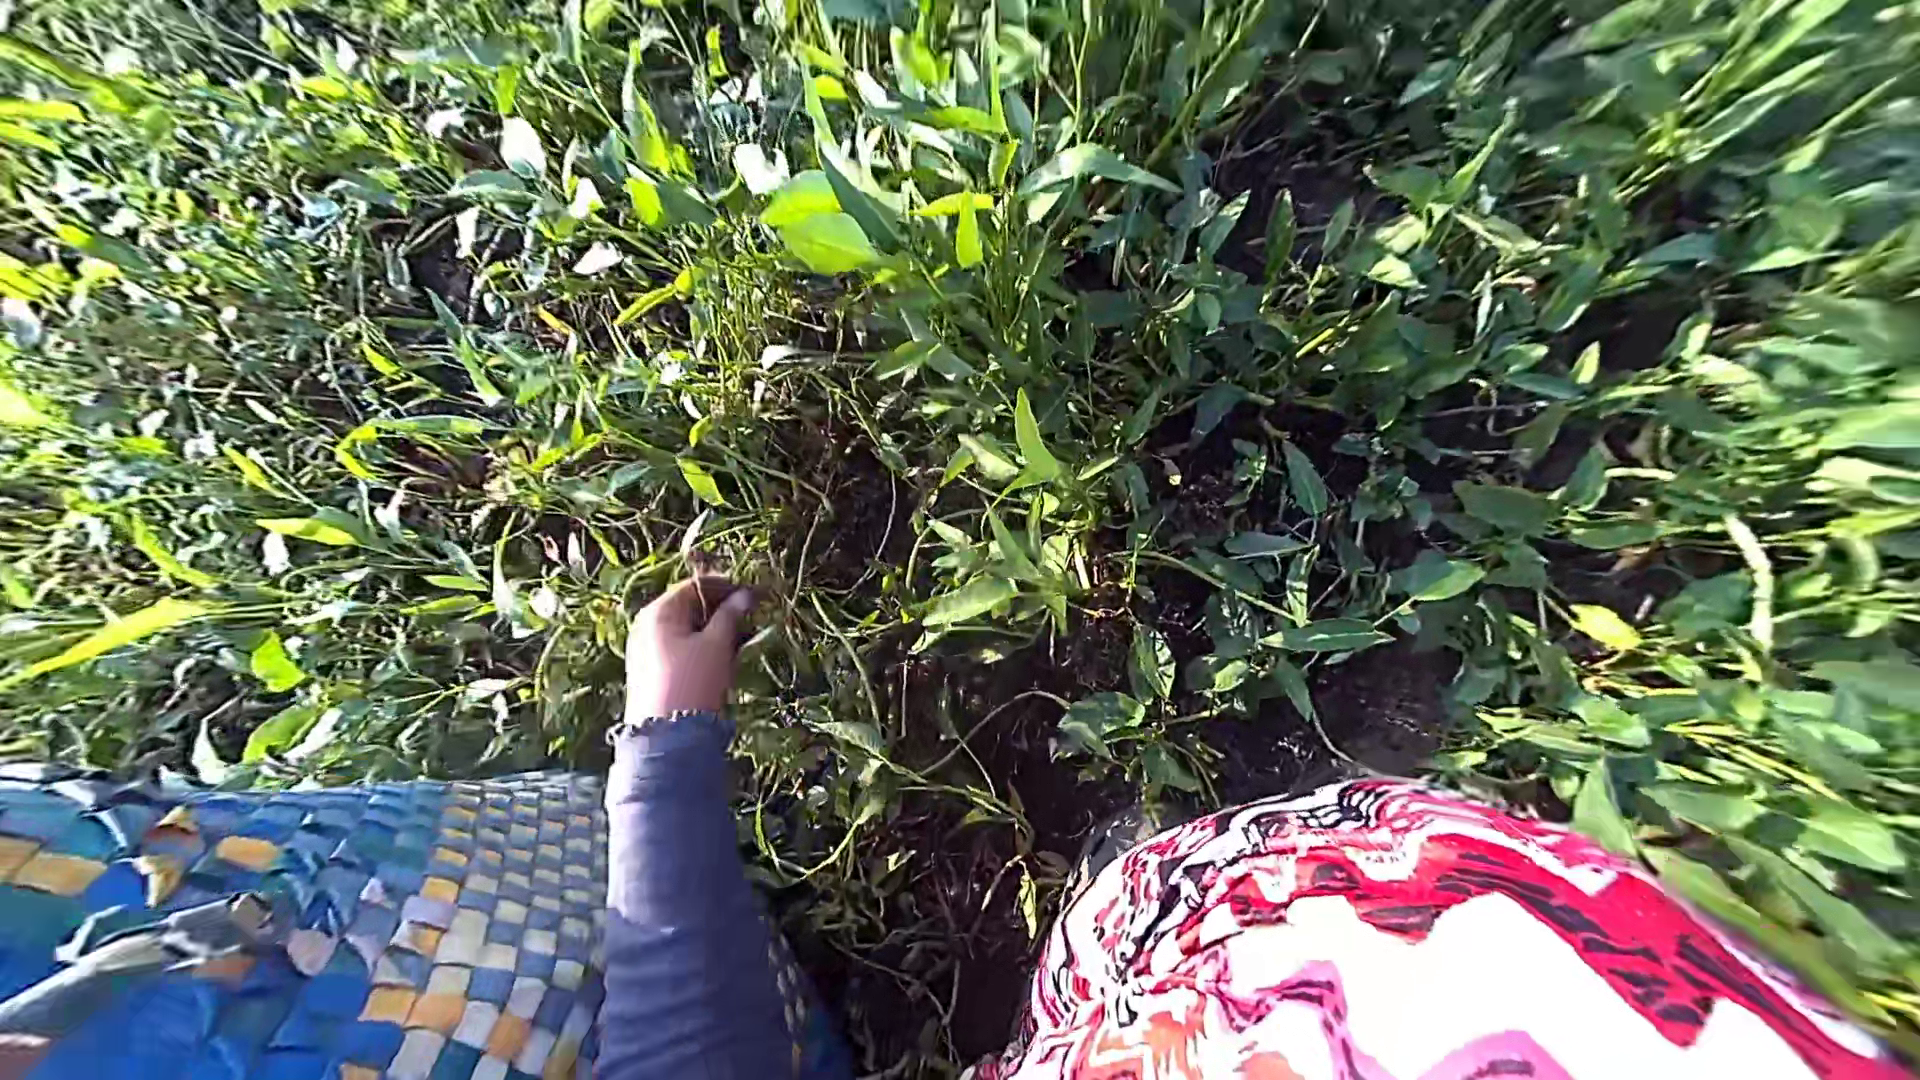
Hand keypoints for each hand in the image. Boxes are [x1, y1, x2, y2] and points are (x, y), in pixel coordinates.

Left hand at [625, 575, 755, 720]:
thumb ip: (731, 614)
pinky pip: (681, 644)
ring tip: (743, 636)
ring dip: (716, 627)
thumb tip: (745, 594)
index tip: (753, 594)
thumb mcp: (717, 644)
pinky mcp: (652, 667)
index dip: (727, 586)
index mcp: (659, 612)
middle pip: (691, 604)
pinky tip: (724, 654)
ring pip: (688, 626)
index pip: (696, 585)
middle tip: (751, 615)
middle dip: (722, 608)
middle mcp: (647, 624)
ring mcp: (647, 647)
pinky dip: (703, 643)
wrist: (667, 735)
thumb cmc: (693, 680)